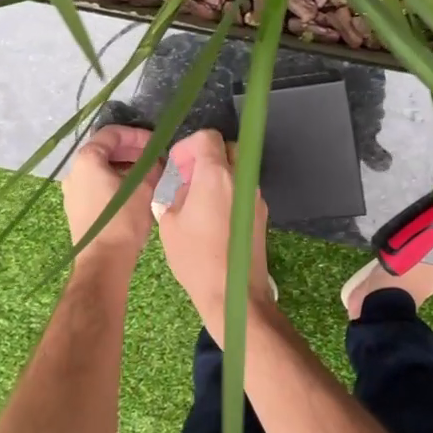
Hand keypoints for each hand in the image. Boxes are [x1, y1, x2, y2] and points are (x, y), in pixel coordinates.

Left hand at [63, 125, 162, 273]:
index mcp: (86, 160)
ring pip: (100, 169)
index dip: (136, 135)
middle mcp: (74, 171)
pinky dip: (115, 182)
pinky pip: (96, 185)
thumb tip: (155, 159)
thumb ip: (150, 167)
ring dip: (124, 167)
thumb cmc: (122, 220)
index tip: (154, 143)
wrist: (103, 262)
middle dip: (131, 151)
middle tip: (153, 157)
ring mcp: (72, 191)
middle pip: (104, 150)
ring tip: (147, 175)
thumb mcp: (142, 188)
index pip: (111, 133)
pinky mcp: (76, 208)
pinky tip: (134, 192)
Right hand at [156, 130, 270, 341]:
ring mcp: (256, 197)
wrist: (233, 295)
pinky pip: (243, 191)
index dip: (188, 146)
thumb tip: (183, 190)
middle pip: (226, 149)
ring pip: (236, 171)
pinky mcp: (262, 216)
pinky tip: (212, 219)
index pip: (208, 138)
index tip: (177, 165)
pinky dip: (228, 194)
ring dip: (217, 176)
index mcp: (216, 175)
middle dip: (205, 158)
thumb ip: (175, 197)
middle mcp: (241, 179)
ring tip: (197, 201)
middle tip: (187, 178)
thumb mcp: (170, 225)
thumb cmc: (196, 258)